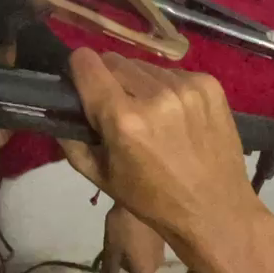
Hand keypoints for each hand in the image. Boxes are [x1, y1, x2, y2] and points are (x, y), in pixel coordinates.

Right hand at [59, 50, 270, 259]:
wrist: (217, 212)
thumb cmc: (152, 200)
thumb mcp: (99, 176)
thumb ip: (70, 138)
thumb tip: (56, 107)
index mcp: (122, 118)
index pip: (86, 62)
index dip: (79, 70)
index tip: (82, 85)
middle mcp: (154, 95)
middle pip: (113, 59)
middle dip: (108, 78)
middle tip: (116, 105)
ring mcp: (185, 87)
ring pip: (142, 65)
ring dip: (137, 82)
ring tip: (149, 111)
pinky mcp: (209, 85)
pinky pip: (171, 72)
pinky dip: (166, 86)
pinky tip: (174, 113)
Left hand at [99, 205, 165, 272]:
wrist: (142, 199)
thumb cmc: (125, 227)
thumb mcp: (112, 247)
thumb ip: (109, 267)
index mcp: (146, 270)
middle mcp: (158, 263)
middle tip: (116, 264)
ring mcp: (162, 250)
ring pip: (149, 262)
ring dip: (136, 261)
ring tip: (120, 248)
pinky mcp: (162, 237)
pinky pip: (150, 251)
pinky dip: (140, 250)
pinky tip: (130, 237)